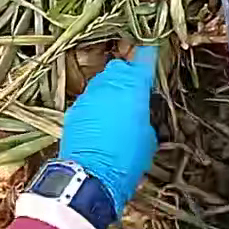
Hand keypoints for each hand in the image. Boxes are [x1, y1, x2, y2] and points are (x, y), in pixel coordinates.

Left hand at [58, 45, 159, 210]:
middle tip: (136, 91)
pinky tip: (101, 124)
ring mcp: (88, 96)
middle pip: (120, 68)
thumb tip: (140, 113)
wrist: (89, 177)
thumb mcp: (149, 138)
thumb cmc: (127, 158)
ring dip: (111, 92)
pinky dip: (96, 106)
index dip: (151, 54)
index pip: (145, 59)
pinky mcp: (74, 110)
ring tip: (117, 111)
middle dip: (128, 75)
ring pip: (102, 83)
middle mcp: (108, 84)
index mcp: (133, 87)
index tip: (154, 51)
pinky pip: (89, 101)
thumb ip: (146, 116)